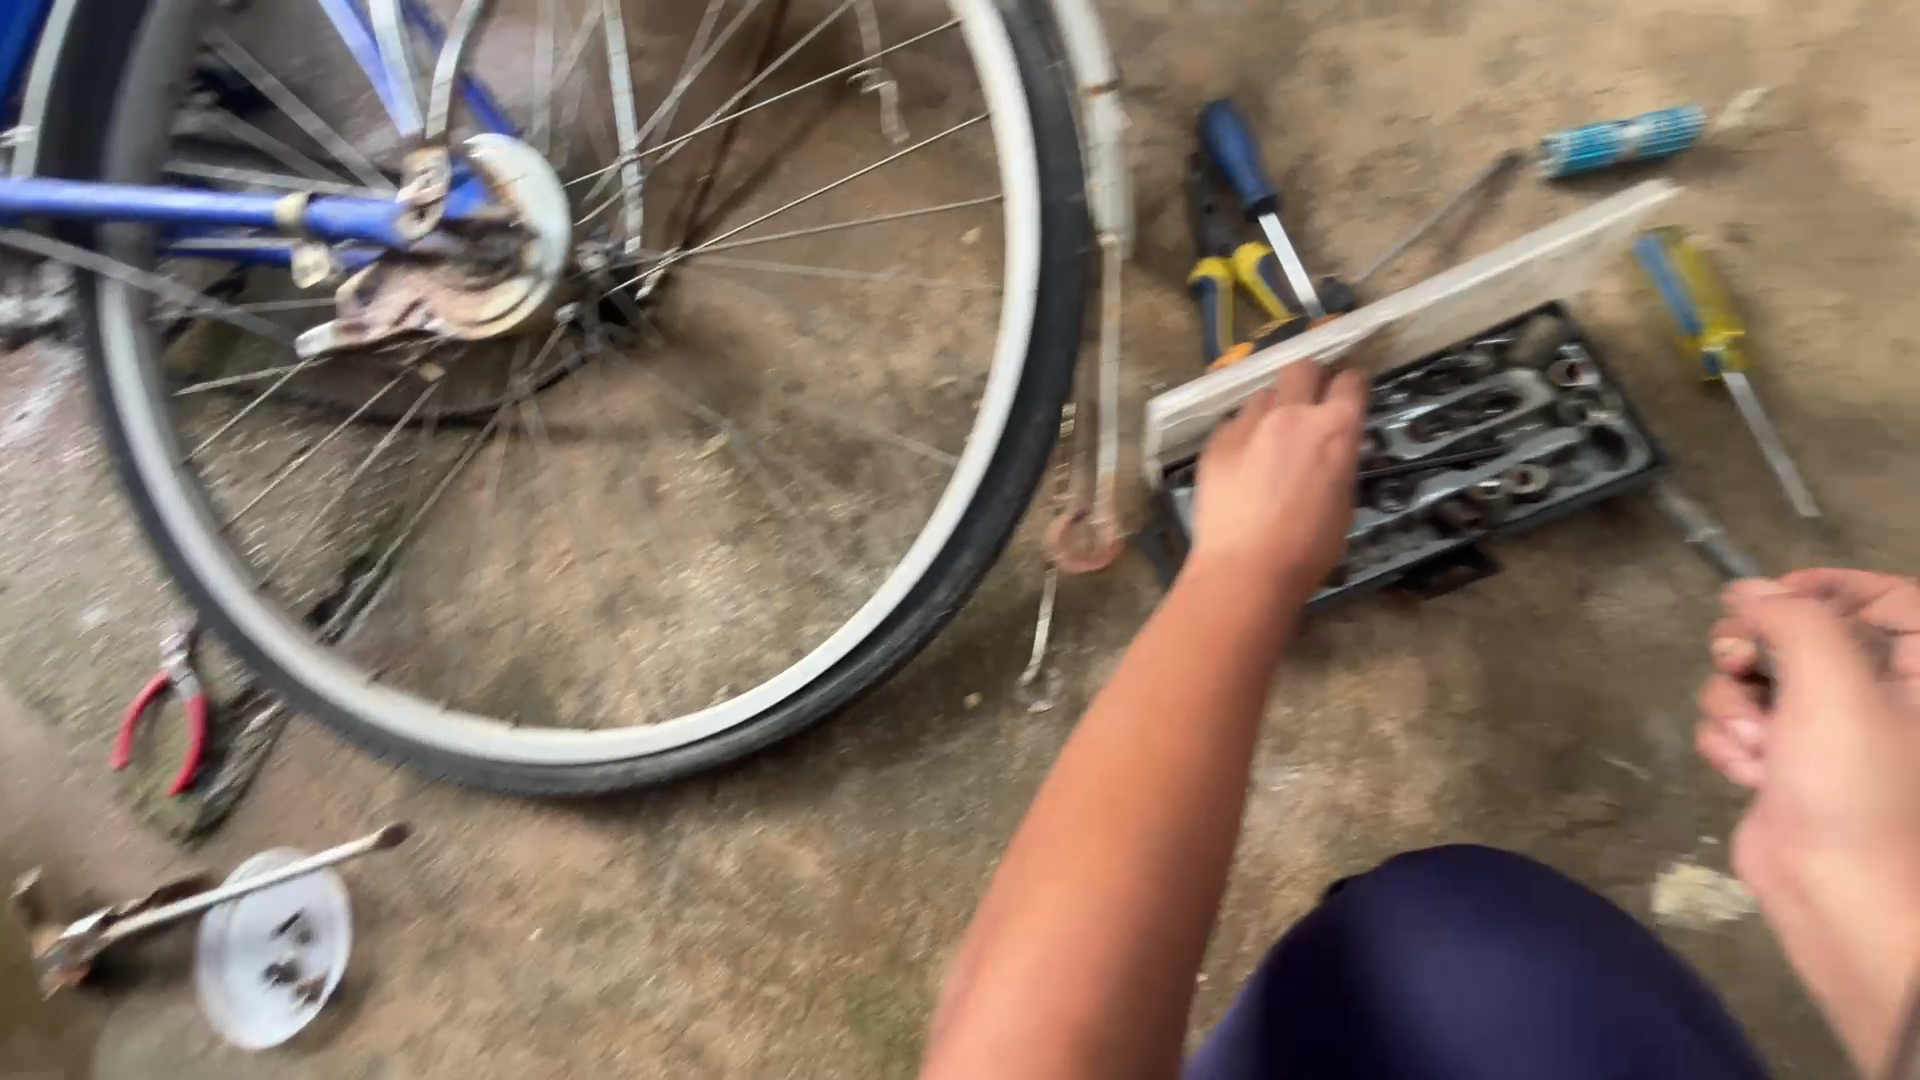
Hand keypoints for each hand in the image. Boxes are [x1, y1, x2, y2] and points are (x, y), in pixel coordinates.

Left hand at [1187, 360, 1365, 596]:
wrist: (1244, 568)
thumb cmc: (1307, 547)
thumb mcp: (1343, 500)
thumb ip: (1338, 460)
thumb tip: (1330, 448)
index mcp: (1336, 427)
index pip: (1350, 381)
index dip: (1349, 386)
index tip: (1345, 394)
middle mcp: (1292, 414)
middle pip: (1301, 368)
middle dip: (1309, 379)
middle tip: (1308, 401)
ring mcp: (1247, 425)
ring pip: (1262, 395)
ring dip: (1271, 408)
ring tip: (1268, 438)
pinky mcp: (1215, 442)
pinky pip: (1233, 423)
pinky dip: (1242, 434)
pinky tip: (1240, 462)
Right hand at [1695, 570, 1919, 1073]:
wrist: (1843, 891)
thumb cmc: (1860, 788)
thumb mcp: (1834, 693)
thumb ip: (1795, 626)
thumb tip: (1751, 589)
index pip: (1887, 600)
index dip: (1823, 587)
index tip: (1763, 595)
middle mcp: (1880, 698)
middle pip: (1796, 635)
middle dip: (1750, 650)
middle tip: (1735, 664)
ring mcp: (1828, 731)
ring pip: (1752, 680)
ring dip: (1733, 705)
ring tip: (1754, 744)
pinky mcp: (1783, 758)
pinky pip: (1735, 722)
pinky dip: (1729, 741)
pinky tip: (1749, 772)